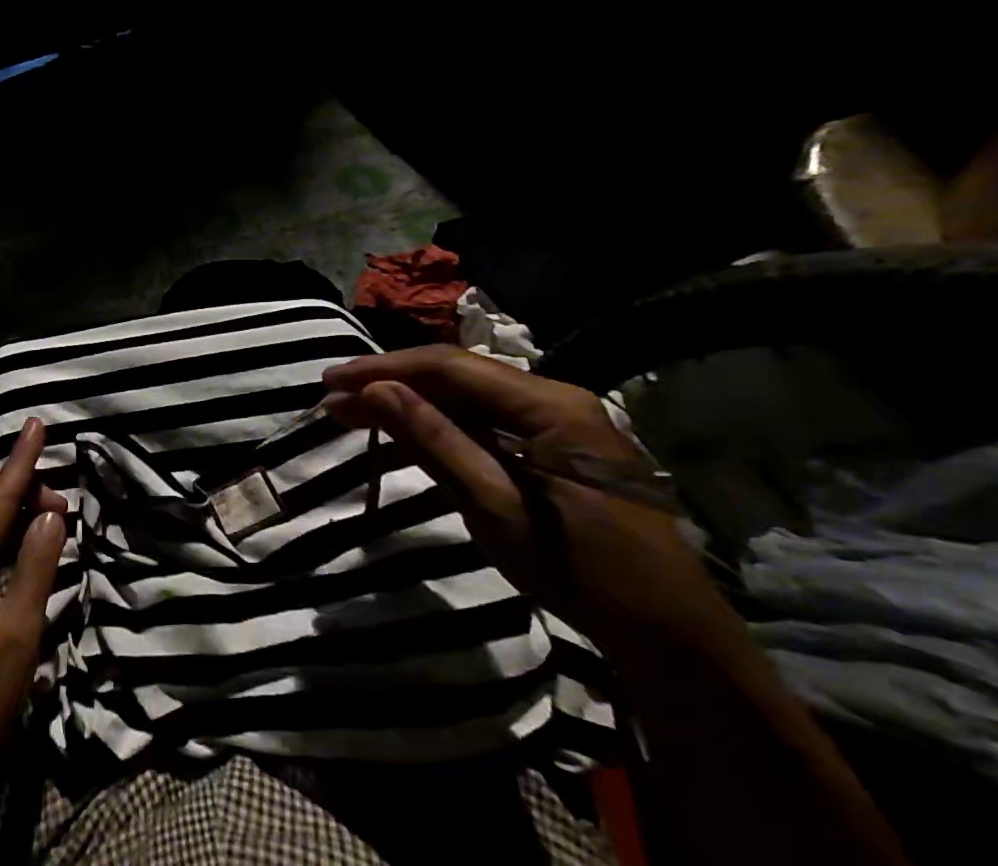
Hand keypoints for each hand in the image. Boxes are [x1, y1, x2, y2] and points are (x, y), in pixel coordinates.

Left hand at [0, 418, 66, 863]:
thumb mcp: (20, 632)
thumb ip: (37, 566)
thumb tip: (52, 512)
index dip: (21, 461)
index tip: (38, 424)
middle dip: (22, 485)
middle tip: (64, 503)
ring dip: (16, 509)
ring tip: (56, 518)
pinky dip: (8, 532)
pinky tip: (31, 541)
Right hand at [322, 346, 726, 644]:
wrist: (665, 629)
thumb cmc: (580, 571)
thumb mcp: (496, 507)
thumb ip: (436, 441)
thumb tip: (377, 391)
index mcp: (548, 404)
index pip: (451, 368)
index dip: (386, 370)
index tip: (332, 381)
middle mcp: (555, 397)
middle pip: (459, 376)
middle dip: (393, 383)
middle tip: (333, 397)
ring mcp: (558, 422)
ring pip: (471, 399)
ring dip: (414, 404)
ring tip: (357, 412)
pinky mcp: (554, 448)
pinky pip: (488, 424)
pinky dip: (444, 427)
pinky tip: (409, 432)